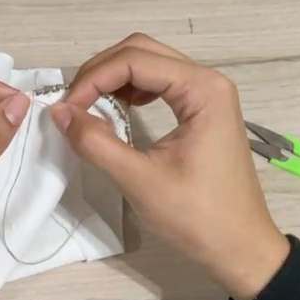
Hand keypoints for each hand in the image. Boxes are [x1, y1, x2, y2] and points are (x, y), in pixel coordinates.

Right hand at [50, 34, 288, 299]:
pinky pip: (157, 82)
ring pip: (147, 62)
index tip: (67, 111)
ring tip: (87, 108)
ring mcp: (206, 93)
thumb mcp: (140, 181)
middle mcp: (206, 80)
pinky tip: (116, 110)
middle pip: (140, 51)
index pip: (134, 60)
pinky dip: (129, 89)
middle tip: (72, 106)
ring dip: (112, 78)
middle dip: (100, 72)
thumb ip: (96, 143)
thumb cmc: (198, 217)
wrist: (241, 248)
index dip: (93, 80)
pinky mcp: (200, 109)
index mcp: (201, 90)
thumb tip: (58, 112)